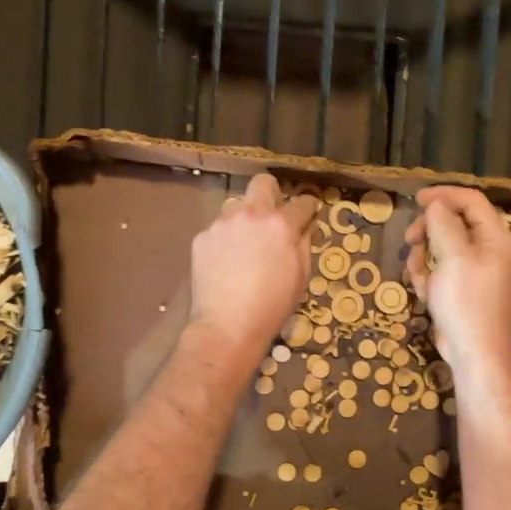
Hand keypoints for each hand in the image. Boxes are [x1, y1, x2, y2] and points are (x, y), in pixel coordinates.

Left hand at [188, 174, 317, 360]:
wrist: (227, 326)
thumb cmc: (273, 306)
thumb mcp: (301, 276)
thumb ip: (304, 243)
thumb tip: (305, 226)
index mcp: (281, 224)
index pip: (302, 202)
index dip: (308, 208)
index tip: (307, 215)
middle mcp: (251, 214)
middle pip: (263, 183)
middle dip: (273, 194)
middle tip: (273, 217)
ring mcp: (222, 223)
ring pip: (237, 206)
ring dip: (245, 218)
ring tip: (245, 245)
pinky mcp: (202, 237)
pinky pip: (219, 229)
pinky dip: (226, 239)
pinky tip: (226, 262)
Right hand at [404, 187, 510, 373]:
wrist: (474, 353)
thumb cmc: (466, 302)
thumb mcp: (453, 257)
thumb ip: (443, 225)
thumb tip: (435, 205)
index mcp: (494, 237)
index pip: (471, 200)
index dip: (444, 195)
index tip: (416, 200)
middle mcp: (487, 250)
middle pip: (454, 223)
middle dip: (428, 229)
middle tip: (410, 238)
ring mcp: (474, 271)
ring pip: (442, 248)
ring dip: (425, 256)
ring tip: (418, 272)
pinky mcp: (461, 290)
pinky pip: (440, 271)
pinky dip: (428, 277)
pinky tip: (425, 293)